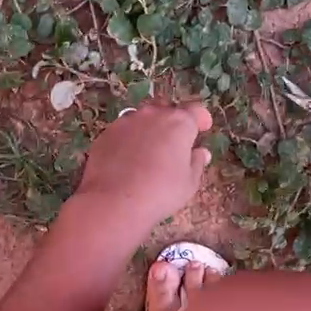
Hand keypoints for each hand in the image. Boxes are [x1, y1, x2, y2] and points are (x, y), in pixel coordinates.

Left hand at [70, 103, 213, 237]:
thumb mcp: (189, 183)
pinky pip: (124, 130)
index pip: (196, 110)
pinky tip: (129, 159)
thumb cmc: (160, 192)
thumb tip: (201, 152)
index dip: (201, 118)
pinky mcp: (106, 133)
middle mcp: (153, 115)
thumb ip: (196, 163)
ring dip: (150, 127)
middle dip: (174, 120)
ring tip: (151, 149)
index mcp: (179, 123)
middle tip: (176, 140)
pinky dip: (130, 139)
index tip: (203, 128)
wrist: (114, 201)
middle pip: (167, 109)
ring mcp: (126, 122)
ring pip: (143, 117)